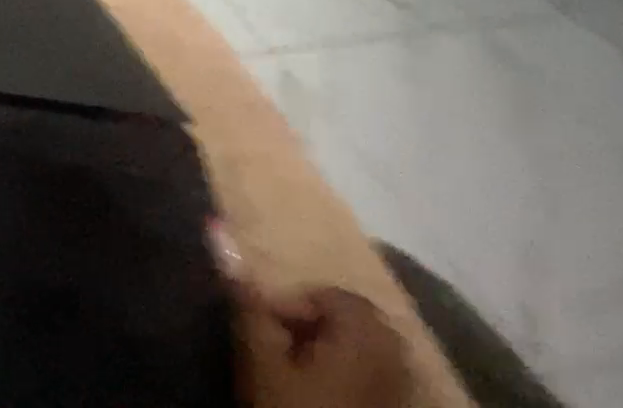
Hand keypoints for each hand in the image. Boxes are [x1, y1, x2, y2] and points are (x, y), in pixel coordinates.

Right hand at [235, 281, 410, 407]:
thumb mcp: (259, 356)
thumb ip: (245, 299)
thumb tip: (220, 233)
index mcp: (364, 336)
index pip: (333, 295)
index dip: (294, 303)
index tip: (268, 327)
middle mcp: (395, 357)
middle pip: (355, 318)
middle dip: (316, 321)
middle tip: (283, 343)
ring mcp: (403, 389)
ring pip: (368, 346)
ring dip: (332, 345)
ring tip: (298, 367)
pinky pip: (378, 373)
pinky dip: (350, 370)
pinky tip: (321, 390)